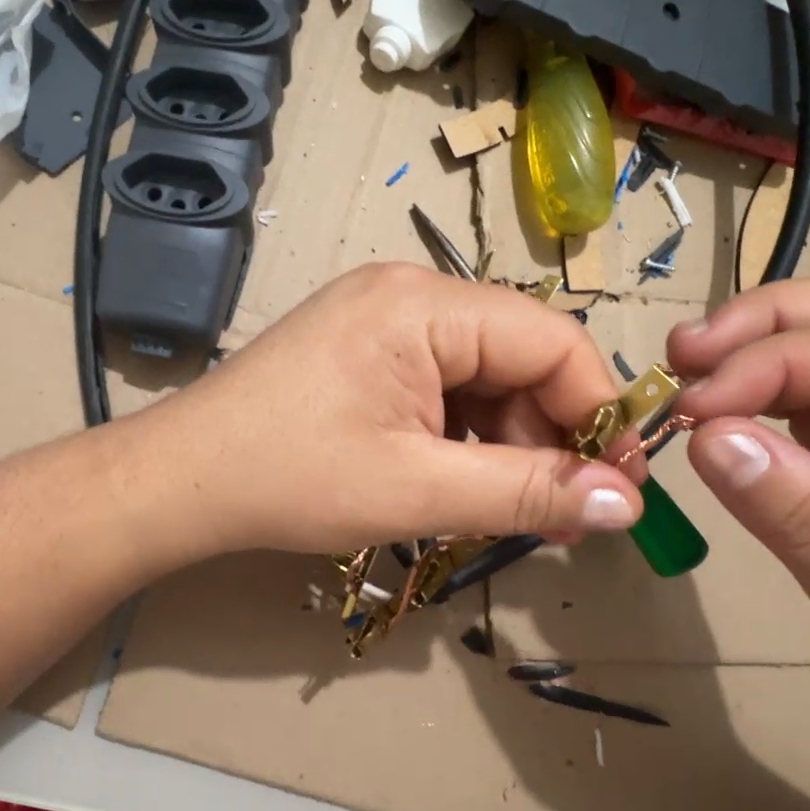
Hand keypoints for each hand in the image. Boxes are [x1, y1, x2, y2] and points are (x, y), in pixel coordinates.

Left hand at [141, 263, 645, 555]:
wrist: (181, 480)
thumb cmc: (290, 478)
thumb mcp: (418, 491)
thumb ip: (527, 492)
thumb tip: (628, 504)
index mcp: (424, 305)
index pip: (552, 341)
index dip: (597, 412)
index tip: (620, 486)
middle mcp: (408, 293)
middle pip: (517, 357)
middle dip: (548, 437)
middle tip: (564, 516)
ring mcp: (380, 318)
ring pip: (481, 376)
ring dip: (507, 442)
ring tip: (513, 512)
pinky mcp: (362, 348)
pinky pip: (440, 383)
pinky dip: (463, 434)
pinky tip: (462, 483)